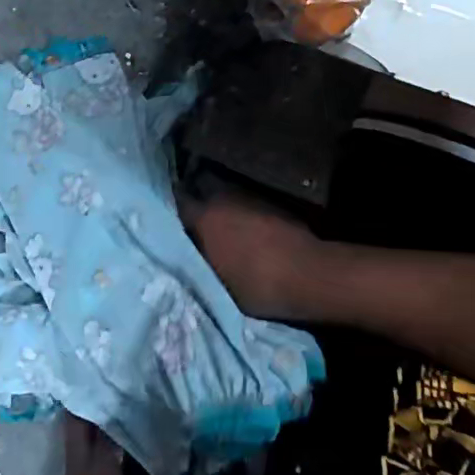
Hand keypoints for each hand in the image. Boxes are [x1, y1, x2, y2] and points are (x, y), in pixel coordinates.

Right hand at [181, 189, 330, 320]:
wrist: (307, 274)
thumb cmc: (256, 286)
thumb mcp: (214, 282)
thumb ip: (196, 260)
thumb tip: (186, 250)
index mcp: (204, 218)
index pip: (178, 202)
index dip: (172, 209)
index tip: (167, 217)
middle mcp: (223, 198)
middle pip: (202, 188)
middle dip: (196, 199)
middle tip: (193, 218)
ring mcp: (249, 197)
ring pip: (225, 193)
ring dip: (221, 204)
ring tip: (220, 223)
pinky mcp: (271, 202)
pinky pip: (246, 201)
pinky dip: (241, 210)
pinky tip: (245, 228)